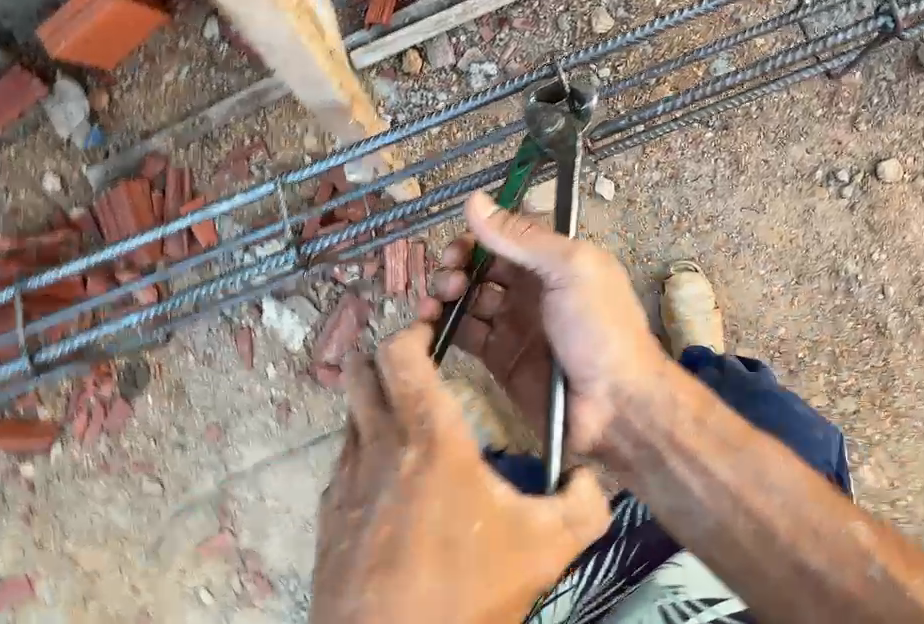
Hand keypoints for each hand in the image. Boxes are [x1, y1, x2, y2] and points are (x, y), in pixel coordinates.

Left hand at [311, 325, 609, 623]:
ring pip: (350, 413)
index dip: (412, 331)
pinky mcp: (329, 516)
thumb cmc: (464, 592)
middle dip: (383, 356)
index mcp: (428, 435)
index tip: (433, 332)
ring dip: (373, 402)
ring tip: (408, 420)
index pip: (399, 353)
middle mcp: (378, 444)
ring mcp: (346, 480)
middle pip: (360, 370)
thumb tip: (594, 478)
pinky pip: (343, 460)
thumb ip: (582, 506)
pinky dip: (364, 450)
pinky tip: (392, 481)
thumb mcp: (543, 549)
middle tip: (416, 366)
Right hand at [418, 193, 669, 456]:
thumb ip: (521, 237)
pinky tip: (430, 322)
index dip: (480, 234)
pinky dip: (443, 325)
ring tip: (437, 301)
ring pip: (468, 296)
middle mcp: (531, 287)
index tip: (461, 244)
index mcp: (553, 260)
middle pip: (482, 264)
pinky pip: (465, 333)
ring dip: (445, 291)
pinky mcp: (500, 357)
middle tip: (449, 275)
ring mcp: (514, 322)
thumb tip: (475, 199)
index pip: (507, 234)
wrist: (617, 407)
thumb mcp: (570, 269)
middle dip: (458, 263)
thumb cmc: (602, 328)